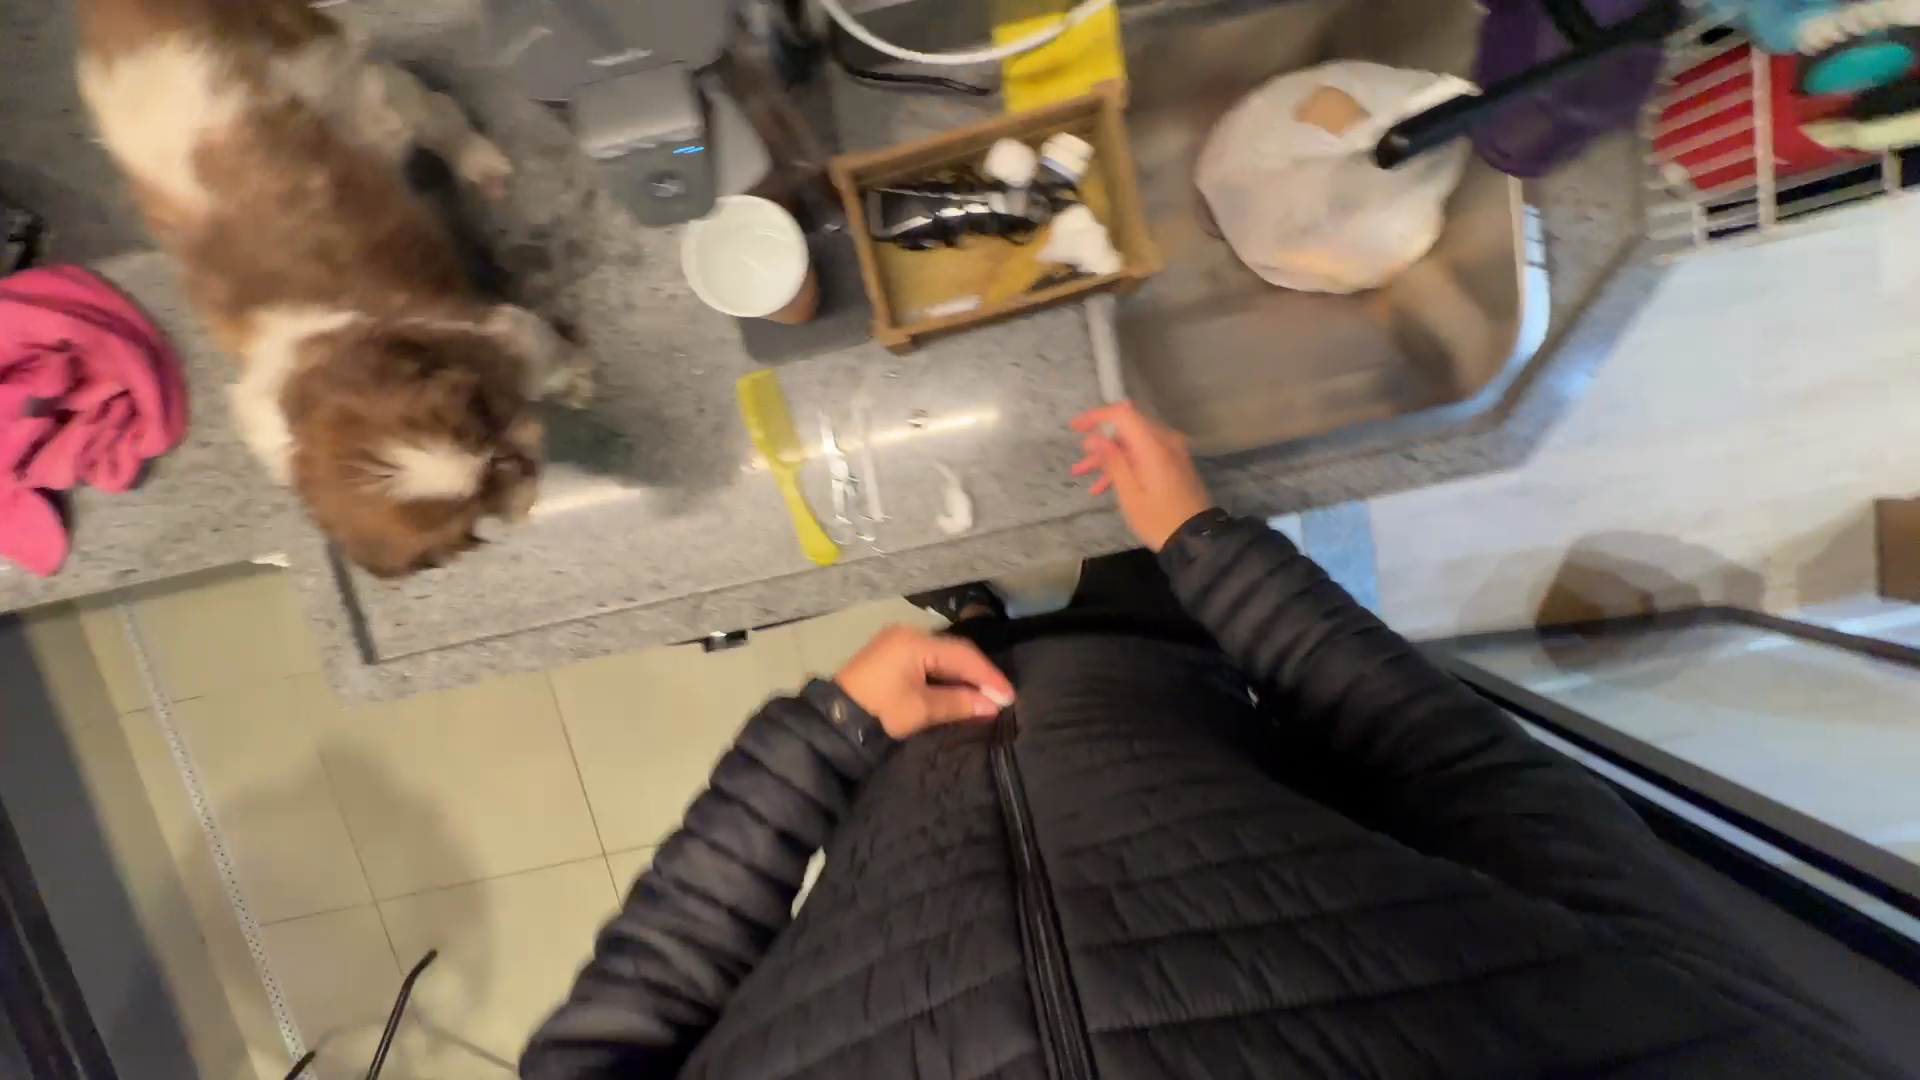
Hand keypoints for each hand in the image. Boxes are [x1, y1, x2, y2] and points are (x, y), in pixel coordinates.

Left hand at [834, 625, 1015, 738]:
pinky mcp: (890, 658)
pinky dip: (945, 676)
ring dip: (962, 676)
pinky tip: (958, 690)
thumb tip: (992, 705)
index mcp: (914, 641)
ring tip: (984, 696)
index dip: (987, 675)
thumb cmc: (879, 712)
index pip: (962, 654)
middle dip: (977, 675)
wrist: (833, 722)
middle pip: (952, 651)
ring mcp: (896, 644)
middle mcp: (907, 635)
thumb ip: (958, 703)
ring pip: (940, 657)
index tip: (1009, 696)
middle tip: (1000, 697)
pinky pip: (927, 662)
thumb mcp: (921, 709)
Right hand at [1071, 401, 1213, 551]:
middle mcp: (1165, 441)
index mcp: (1153, 447)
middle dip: (1099, 441)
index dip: (1096, 416)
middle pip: (1127, 427)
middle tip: (1080, 460)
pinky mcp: (1173, 463)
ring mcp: (1171, 452)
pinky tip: (1103, 485)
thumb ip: (1112, 461)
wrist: (1196, 538)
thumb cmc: (1158, 519)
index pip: (1122, 414)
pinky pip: (1144, 454)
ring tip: (1082, 473)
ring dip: (1108, 456)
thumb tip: (1094, 438)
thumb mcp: (1129, 494)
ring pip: (1133, 442)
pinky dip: (1124, 464)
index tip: (1075, 428)